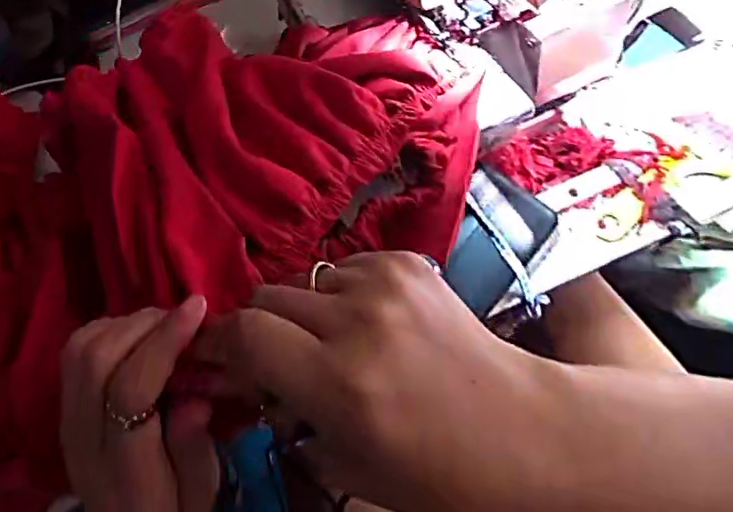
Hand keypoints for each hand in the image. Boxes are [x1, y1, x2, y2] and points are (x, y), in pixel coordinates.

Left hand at [60, 295, 219, 511]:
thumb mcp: (197, 496)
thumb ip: (194, 450)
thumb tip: (195, 398)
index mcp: (123, 471)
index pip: (130, 389)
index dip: (164, 340)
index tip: (199, 308)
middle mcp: (85, 442)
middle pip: (98, 359)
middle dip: (146, 324)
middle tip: (184, 318)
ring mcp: (67, 422)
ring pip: (81, 348)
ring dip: (126, 323)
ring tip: (163, 325)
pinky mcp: (63, 409)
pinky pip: (75, 350)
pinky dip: (107, 329)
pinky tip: (136, 336)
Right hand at [200, 251, 584, 511]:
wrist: (525, 432)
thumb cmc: (439, 472)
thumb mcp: (351, 465)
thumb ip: (290, 415)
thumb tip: (248, 379)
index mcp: (343, 383)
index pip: (247, 334)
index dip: (217, 341)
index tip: (208, 351)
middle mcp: (359, 320)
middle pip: (268, 297)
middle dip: (258, 326)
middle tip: (270, 354)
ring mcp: (385, 282)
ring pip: (306, 280)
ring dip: (304, 309)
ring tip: (330, 342)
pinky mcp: (407, 260)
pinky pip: (344, 267)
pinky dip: (341, 293)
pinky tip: (368, 323)